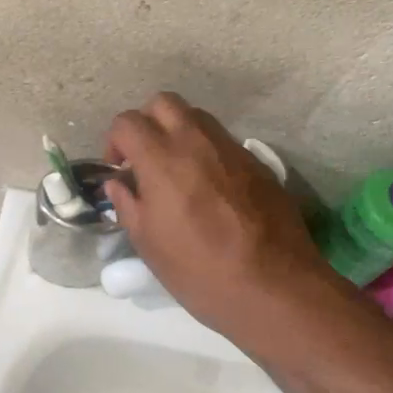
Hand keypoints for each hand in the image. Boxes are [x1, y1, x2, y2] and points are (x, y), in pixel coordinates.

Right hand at [103, 93, 334, 339]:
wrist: (277, 289)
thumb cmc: (201, 271)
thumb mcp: (149, 244)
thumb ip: (128, 204)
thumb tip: (120, 183)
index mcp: (162, 159)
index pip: (127, 122)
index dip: (115, 142)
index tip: (119, 171)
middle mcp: (196, 141)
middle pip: (163, 102)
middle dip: (147, 123)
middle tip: (145, 159)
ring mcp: (232, 149)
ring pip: (196, 117)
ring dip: (178, 133)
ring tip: (177, 172)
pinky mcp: (258, 164)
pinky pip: (223, 142)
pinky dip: (207, 153)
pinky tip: (211, 191)